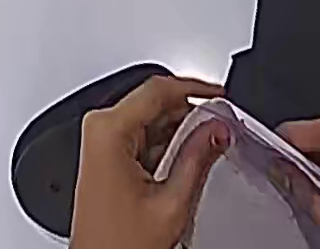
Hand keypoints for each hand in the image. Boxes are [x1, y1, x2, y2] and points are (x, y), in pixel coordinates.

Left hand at [69, 75, 228, 248]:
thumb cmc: (119, 244)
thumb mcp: (170, 203)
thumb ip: (196, 159)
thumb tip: (216, 128)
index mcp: (109, 128)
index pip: (156, 90)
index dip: (191, 87)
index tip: (217, 91)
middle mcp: (100, 125)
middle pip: (151, 100)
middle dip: (188, 107)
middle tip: (220, 117)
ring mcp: (101, 136)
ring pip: (148, 115)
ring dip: (179, 124)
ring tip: (210, 135)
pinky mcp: (105, 149)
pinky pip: (140, 132)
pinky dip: (165, 139)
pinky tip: (188, 151)